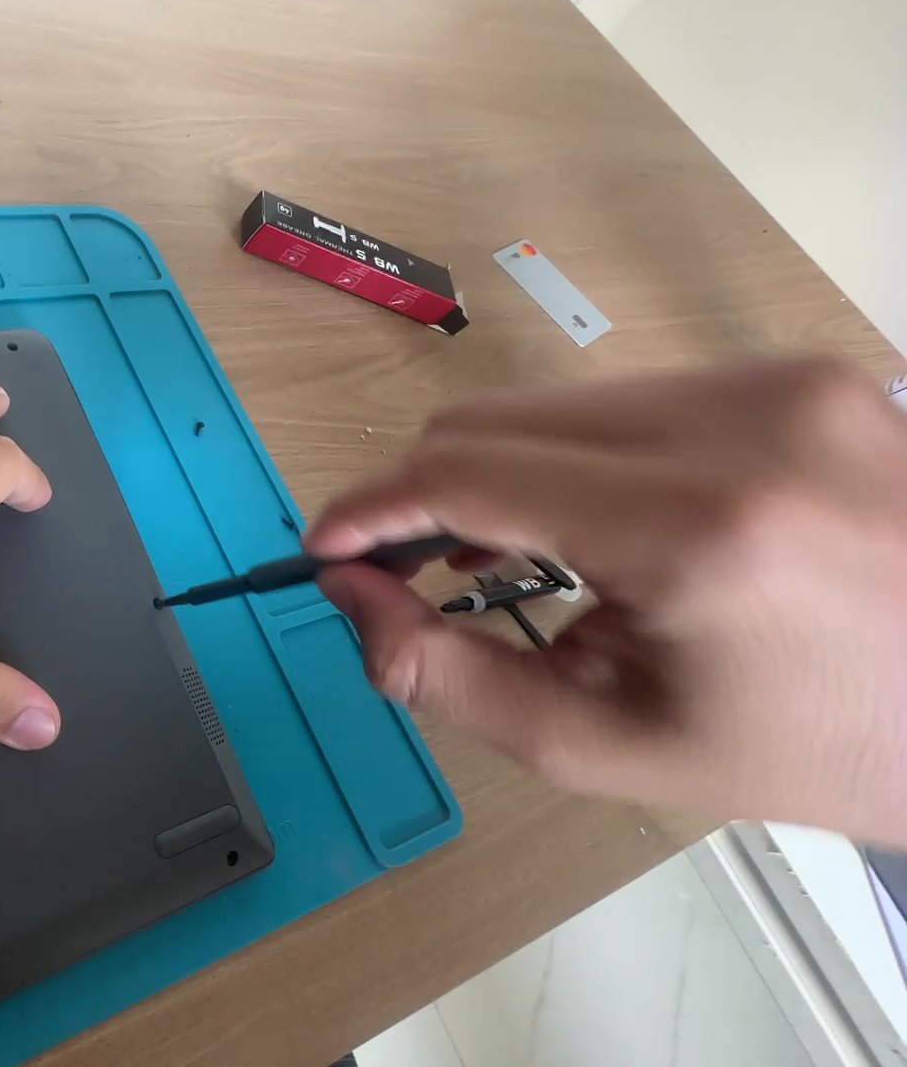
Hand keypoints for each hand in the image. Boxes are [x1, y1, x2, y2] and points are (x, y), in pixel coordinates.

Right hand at [305, 358, 906, 844]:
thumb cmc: (802, 747)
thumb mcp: (591, 742)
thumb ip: (435, 672)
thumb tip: (344, 589)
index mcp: (698, 525)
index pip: (461, 475)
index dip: (364, 507)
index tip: (320, 548)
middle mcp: (739, 419)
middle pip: (481, 425)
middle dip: (411, 495)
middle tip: (395, 568)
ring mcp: (775, 382)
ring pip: (530, 408)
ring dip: (473, 478)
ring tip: (479, 553)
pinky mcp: (788, 375)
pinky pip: (596, 405)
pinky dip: (541, 461)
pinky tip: (557, 521)